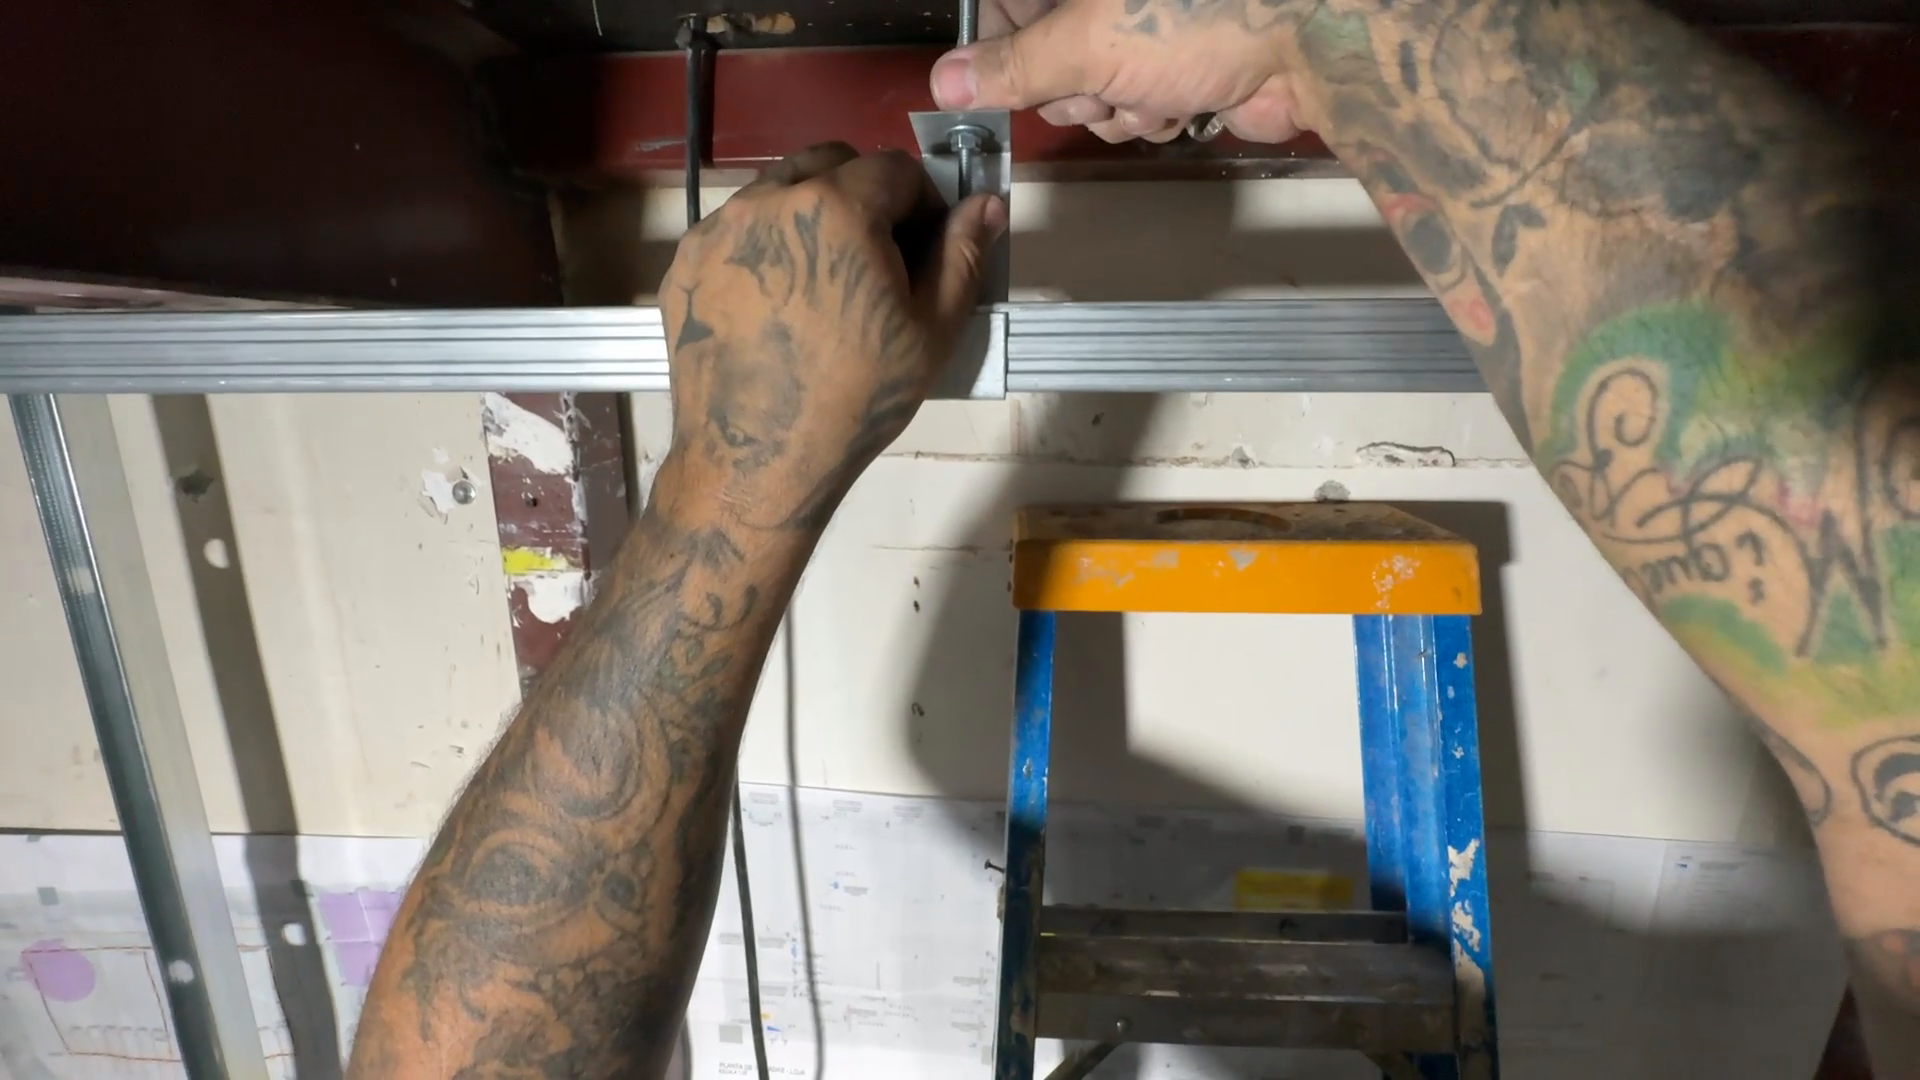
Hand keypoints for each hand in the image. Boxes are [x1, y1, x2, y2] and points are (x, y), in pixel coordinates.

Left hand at [658, 143, 1006, 528]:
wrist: (759, 461)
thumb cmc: (859, 400)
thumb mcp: (931, 334)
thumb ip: (962, 257)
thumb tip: (989, 204)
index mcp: (836, 207)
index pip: (895, 169)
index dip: (923, 205)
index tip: (925, 250)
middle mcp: (767, 199)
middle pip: (831, 164)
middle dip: (865, 198)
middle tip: (877, 263)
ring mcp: (716, 229)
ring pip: (778, 192)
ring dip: (813, 216)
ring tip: (824, 287)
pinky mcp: (685, 263)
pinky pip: (737, 231)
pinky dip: (767, 248)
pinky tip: (777, 308)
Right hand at [931, 0, 1310, 143]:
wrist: (1315, 37)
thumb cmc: (1204, 10)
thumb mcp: (1089, 40)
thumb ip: (1014, 66)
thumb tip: (945, 80)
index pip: (1004, 8)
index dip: (1003, 49)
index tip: (1010, 78)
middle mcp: (1108, 0)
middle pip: (1046, 59)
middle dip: (1076, 87)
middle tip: (1110, 78)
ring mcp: (1143, 29)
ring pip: (1091, 94)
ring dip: (1118, 108)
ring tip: (1158, 85)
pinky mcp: (1174, 67)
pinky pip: (1133, 110)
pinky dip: (1153, 117)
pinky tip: (1184, 97)